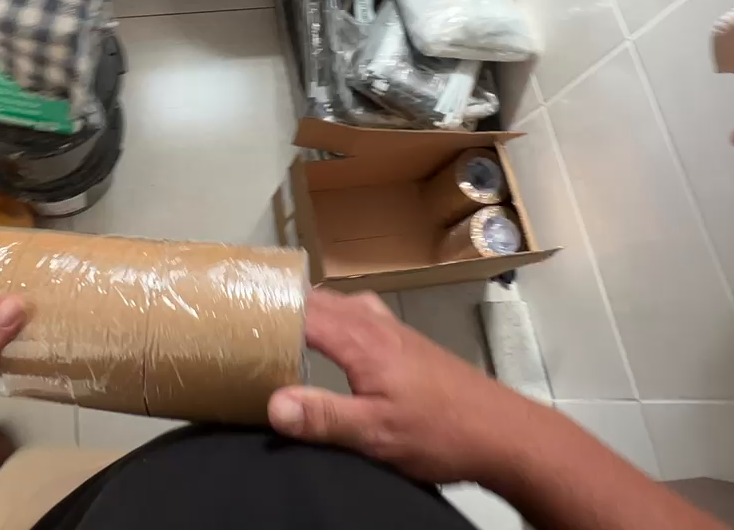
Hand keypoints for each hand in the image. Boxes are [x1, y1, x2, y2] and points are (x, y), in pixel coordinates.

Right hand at [267, 289, 532, 486]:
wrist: (499, 429)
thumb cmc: (438, 430)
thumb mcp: (377, 434)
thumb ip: (323, 417)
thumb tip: (271, 403)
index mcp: (360, 337)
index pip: (302, 309)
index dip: (268, 305)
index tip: (233, 307)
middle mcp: (371, 320)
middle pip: (315, 300)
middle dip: (280, 303)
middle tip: (243, 316)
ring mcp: (387, 324)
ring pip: (335, 303)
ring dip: (305, 308)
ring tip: (274, 322)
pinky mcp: (399, 337)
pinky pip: (352, 312)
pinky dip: (329, 315)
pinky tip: (327, 335)